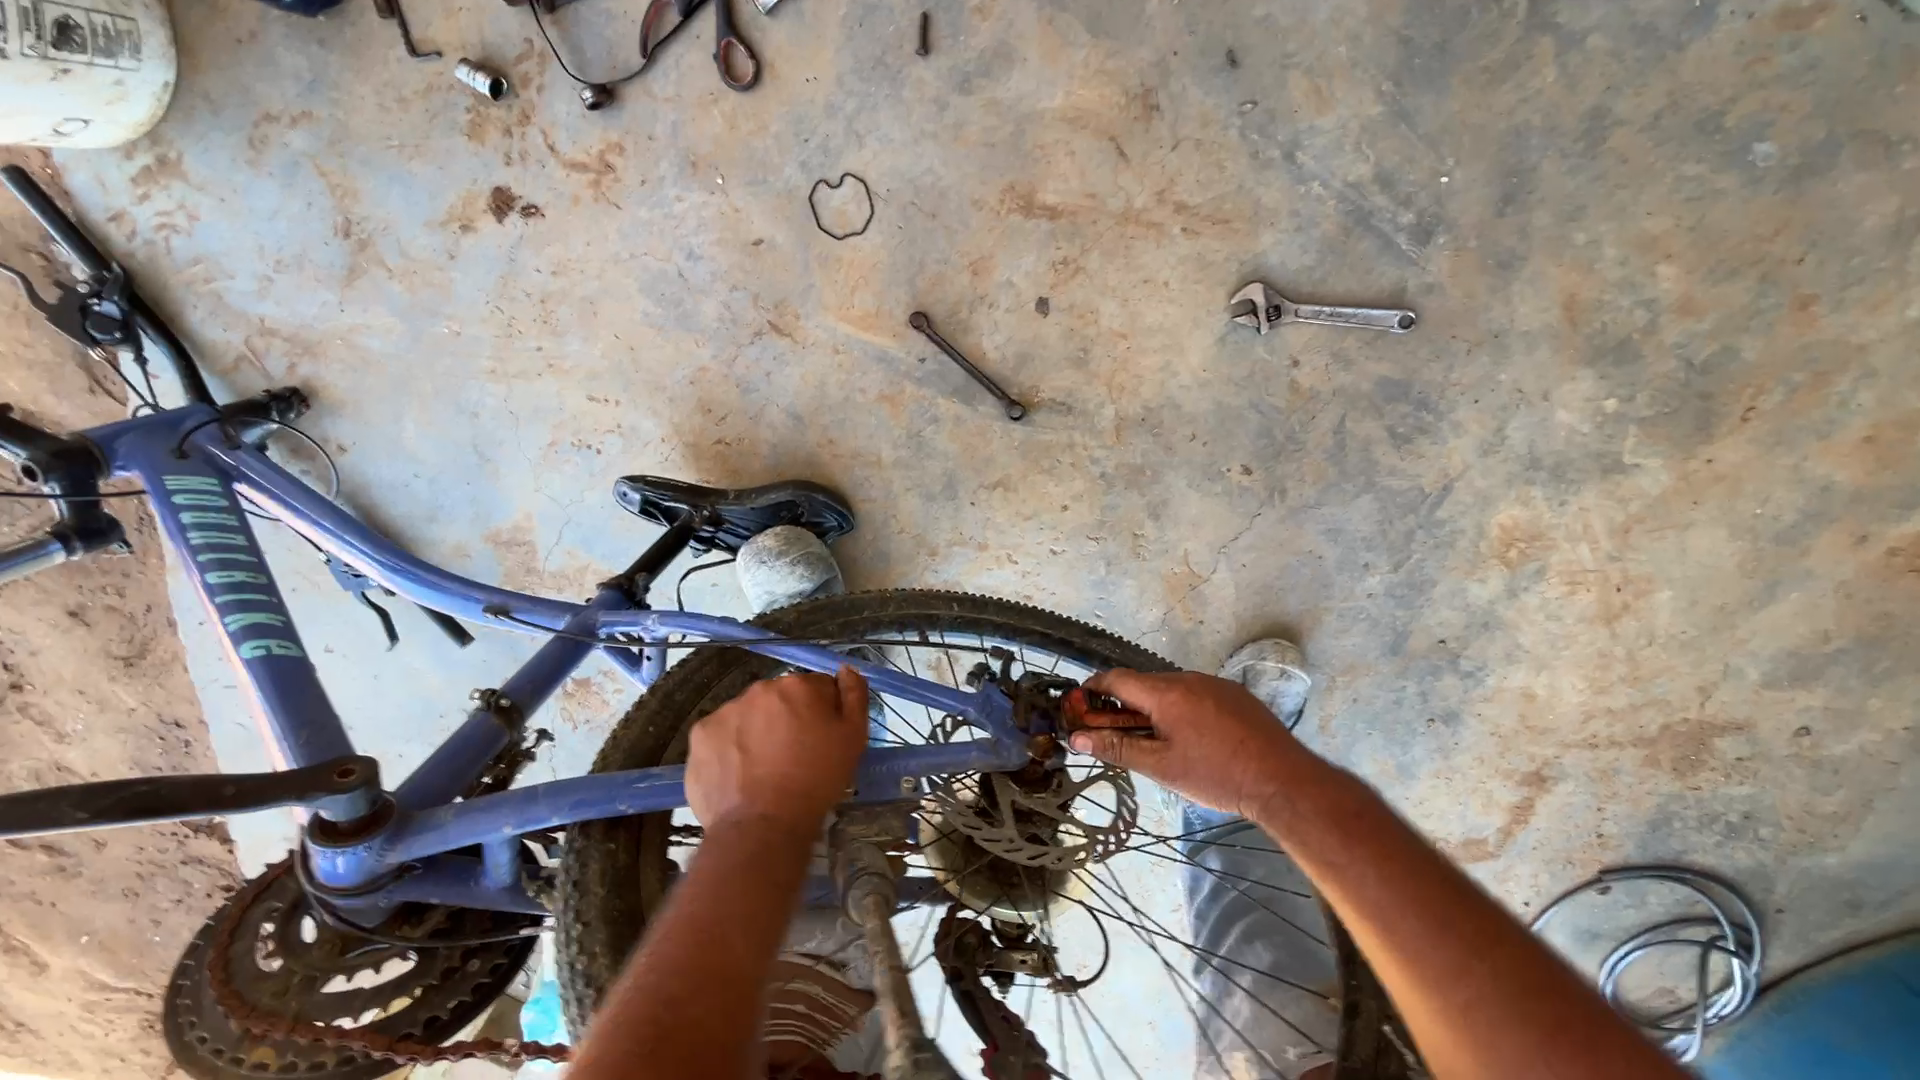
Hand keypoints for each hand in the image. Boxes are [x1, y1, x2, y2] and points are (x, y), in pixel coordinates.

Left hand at [686, 668, 869, 832]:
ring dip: (758, 732)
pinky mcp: (700, 735)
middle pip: (780, 699)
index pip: (818, 688)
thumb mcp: (854, 739)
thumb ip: (854, 696)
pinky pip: (722, 736)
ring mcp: (725, 710)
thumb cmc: (816, 781)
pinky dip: (730, 750)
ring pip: (749, 716)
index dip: (824, 714)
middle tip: (795, 758)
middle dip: (788, 719)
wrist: (763, 826)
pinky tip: (739, 776)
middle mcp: (760, 689)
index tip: (823, 740)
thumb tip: (846, 669)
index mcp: (798, 685)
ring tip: (764, 771)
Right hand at [1068, 669, 1321, 817]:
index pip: (1116, 678)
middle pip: (1143, 684)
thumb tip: (1077, 739)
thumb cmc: (1216, 775)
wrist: (1283, 780)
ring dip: (1153, 708)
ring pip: (1171, 689)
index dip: (1093, 689)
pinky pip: (1196, 694)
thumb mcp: (1161, 767)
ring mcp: (1214, 684)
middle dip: (1123, 705)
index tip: (1080, 706)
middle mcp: (1188, 678)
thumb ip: (1117, 748)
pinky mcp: (1235, 695)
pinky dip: (1180, 709)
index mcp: (1165, 693)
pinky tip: (1191, 737)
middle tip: (1114, 733)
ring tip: (1154, 741)